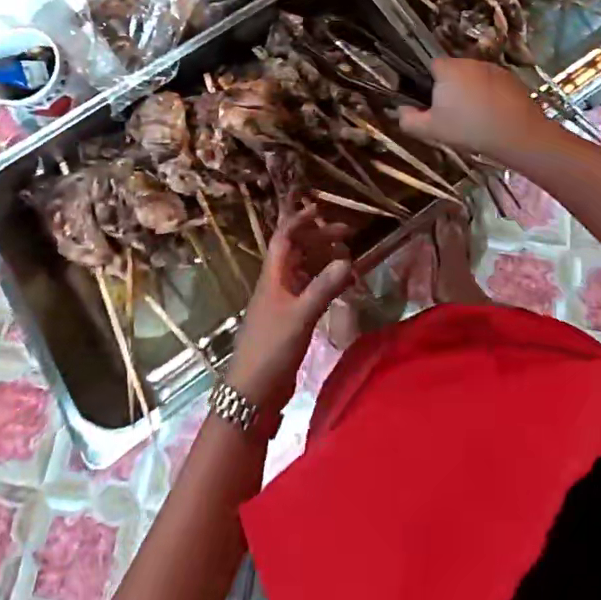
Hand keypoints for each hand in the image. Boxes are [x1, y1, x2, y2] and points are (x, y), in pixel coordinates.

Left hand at [227, 203, 354, 410]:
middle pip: (296, 251)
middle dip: (318, 238)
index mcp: (272, 276)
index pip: (284, 238)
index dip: (299, 221)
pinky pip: (307, 291)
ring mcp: (281, 303)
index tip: (319, 208)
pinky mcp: (288, 321)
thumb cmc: (272, 348)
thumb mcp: (301, 316)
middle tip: (346, 235)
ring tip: (348, 258)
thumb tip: (347, 259)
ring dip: (322, 260)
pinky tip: (339, 288)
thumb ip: (324, 288)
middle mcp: (275, 284)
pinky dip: (323, 284)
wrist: (253, 391)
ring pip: (303, 271)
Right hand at [396, 58, 552, 160]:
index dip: (430, 82)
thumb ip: (409, 120)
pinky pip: (493, 83)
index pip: (432, 65)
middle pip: (453, 70)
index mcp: (448, 69)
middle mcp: (470, 62)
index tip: (433, 102)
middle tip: (453, 113)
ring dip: (472, 90)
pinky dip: (491, 95)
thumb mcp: (431, 130)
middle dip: (451, 87)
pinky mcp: (512, 79)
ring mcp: (493, 68)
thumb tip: (401, 111)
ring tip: (475, 117)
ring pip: (474, 77)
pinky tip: (494, 116)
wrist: (518, 134)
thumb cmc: (469, 128)